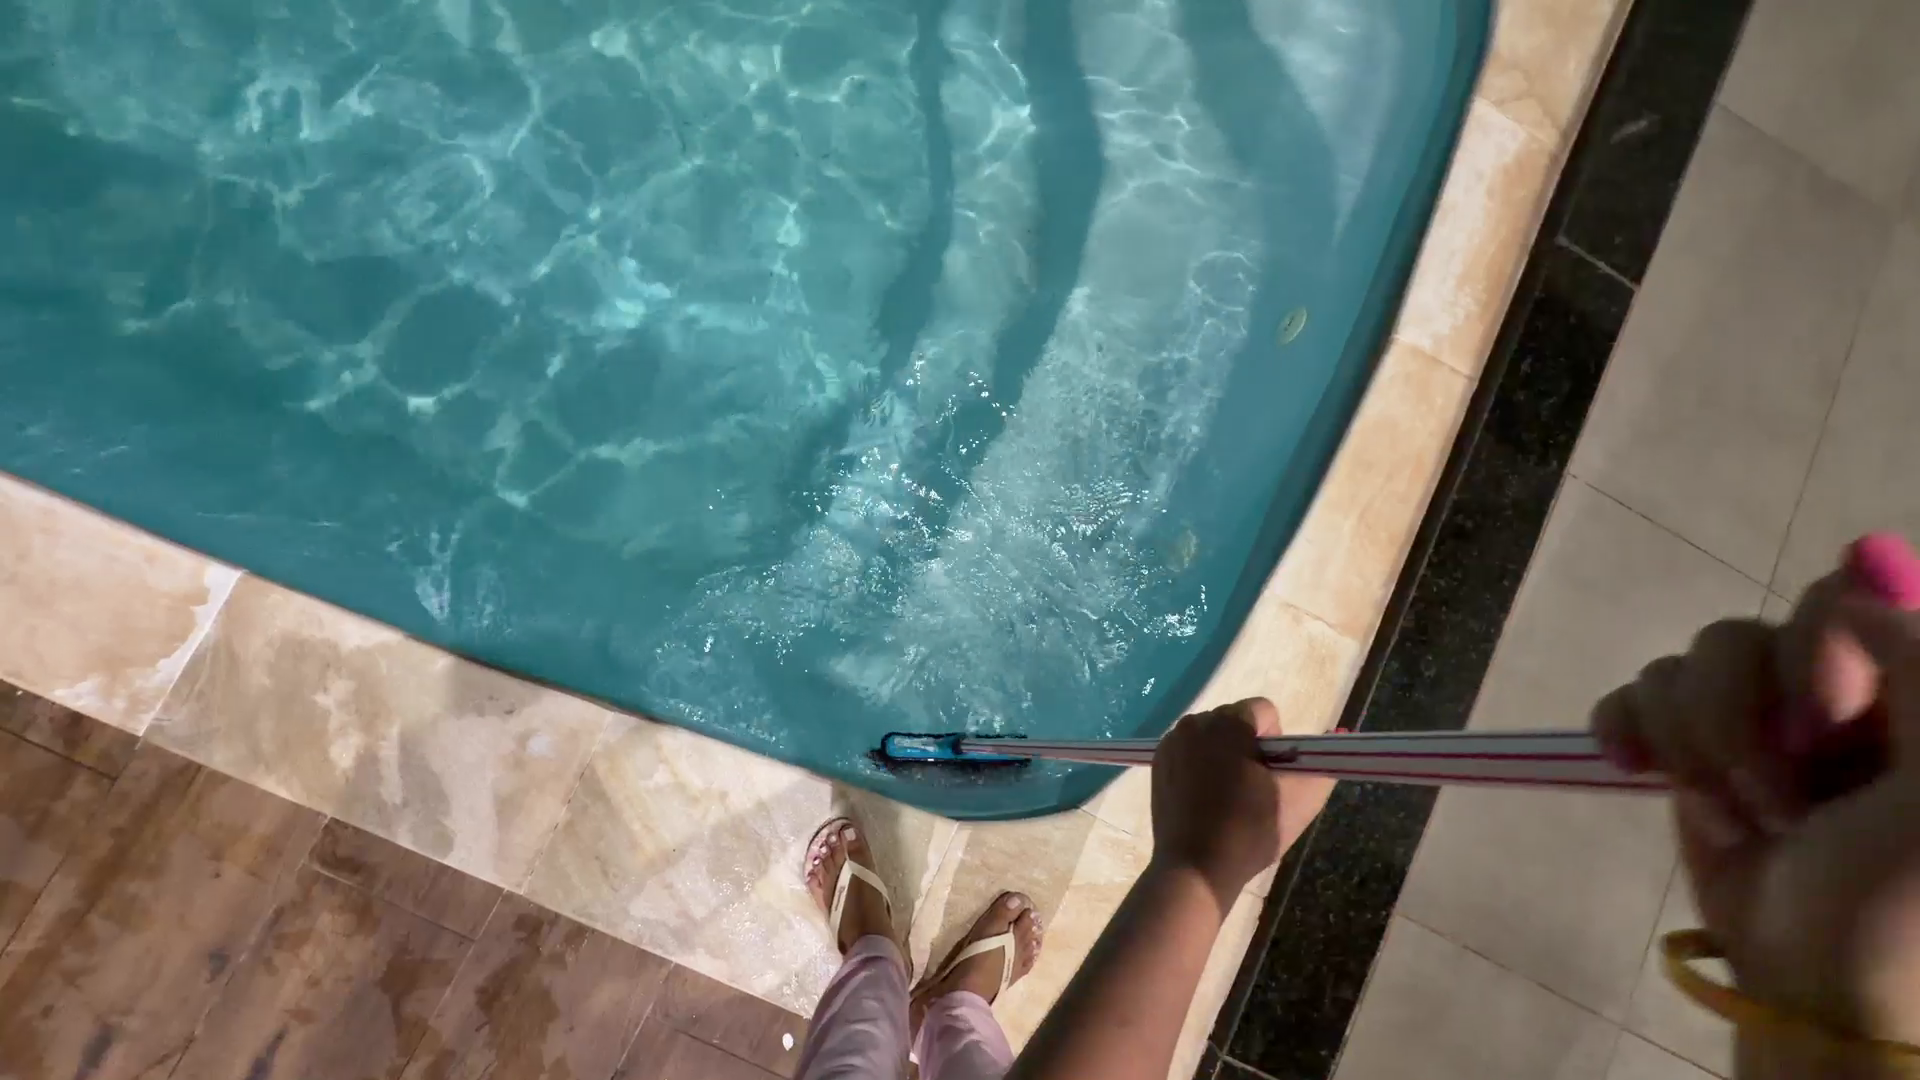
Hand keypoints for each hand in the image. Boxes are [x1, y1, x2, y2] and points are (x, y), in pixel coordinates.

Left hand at [1149, 698, 1334, 906]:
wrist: (1195, 867)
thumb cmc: (1249, 831)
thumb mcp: (1299, 799)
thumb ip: (1322, 763)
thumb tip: (1337, 735)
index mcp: (1227, 723)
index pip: (1264, 711)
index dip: (1277, 743)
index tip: (1272, 775)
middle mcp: (1195, 721)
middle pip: (1236, 720)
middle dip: (1249, 746)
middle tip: (1252, 788)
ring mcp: (1171, 740)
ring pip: (1212, 734)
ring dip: (1224, 754)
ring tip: (1228, 796)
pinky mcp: (1158, 760)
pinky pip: (1190, 749)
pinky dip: (1200, 764)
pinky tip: (1204, 798)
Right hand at [1592, 559, 1919, 1075]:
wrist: (1813, 975)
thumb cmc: (1899, 900)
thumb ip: (1917, 670)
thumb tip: (1855, 573)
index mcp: (1899, 691)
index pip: (1836, 603)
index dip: (1818, 656)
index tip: (1836, 724)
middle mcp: (1822, 694)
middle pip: (1738, 636)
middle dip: (1740, 718)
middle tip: (1782, 793)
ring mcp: (1746, 721)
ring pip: (1675, 669)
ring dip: (1690, 744)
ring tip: (1730, 810)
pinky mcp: (1681, 745)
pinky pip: (1627, 697)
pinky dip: (1625, 731)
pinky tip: (1633, 766)